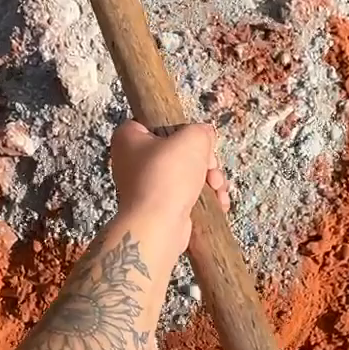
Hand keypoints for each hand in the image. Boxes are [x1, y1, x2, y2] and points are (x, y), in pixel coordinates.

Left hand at [108, 122, 228, 251]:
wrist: (157, 226)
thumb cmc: (166, 178)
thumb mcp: (192, 139)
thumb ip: (201, 131)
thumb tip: (205, 135)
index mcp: (129, 137)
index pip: (160, 123)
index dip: (184, 131)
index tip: (199, 141)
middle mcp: (133, 161)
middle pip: (179, 151)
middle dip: (205, 161)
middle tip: (211, 168)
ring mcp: (146, 186)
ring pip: (186, 174)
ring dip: (209, 180)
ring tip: (218, 188)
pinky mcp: (160, 206)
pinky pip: (186, 195)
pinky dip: (204, 197)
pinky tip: (219, 202)